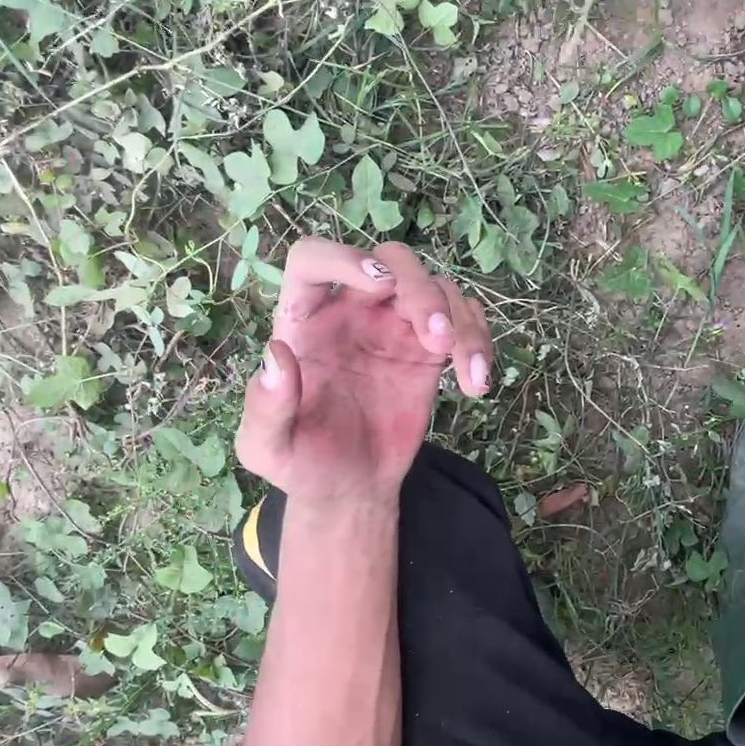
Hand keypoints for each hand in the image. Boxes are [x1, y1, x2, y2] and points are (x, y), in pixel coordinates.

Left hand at [236, 239, 492, 505]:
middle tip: (438, 338)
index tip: (378, 284)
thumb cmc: (302, 462)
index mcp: (305, 320)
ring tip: (471, 376)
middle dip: (421, 290)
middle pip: (393, 262)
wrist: (349, 487)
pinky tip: (476, 382)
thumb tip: (277, 356)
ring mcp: (395, 326)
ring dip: (460, 322)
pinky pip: (464, 319)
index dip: (343, 258)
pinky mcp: (430, 349)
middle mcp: (352, 310)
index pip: (314, 259)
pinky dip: (479, 341)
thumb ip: (266, 408)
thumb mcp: (267, 448)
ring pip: (437, 288)